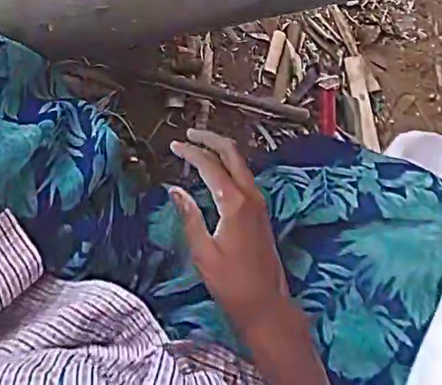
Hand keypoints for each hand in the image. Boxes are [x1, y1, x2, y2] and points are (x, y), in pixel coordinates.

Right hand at [169, 130, 329, 384]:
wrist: (267, 307)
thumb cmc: (233, 286)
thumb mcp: (204, 254)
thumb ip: (189, 218)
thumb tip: (176, 190)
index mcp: (235, 203)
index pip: (210, 165)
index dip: (191, 152)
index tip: (175, 146)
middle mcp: (250, 196)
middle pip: (232, 153)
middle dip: (210, 139)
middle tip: (190, 135)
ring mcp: (259, 202)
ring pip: (240, 163)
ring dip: (220, 150)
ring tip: (200, 147)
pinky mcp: (261, 211)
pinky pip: (244, 176)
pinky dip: (228, 165)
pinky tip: (216, 172)